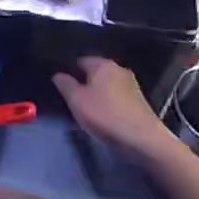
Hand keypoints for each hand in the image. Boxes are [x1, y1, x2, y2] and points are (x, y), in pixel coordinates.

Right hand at [52, 57, 179, 164]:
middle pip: (95, 73)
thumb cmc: (105, 115)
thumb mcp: (76, 100)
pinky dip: (107, 104)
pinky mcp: (137, 101)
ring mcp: (130, 85)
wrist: (141, 137)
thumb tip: (58, 74)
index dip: (68, 70)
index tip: (59, 84)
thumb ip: (65, 85)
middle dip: (83, 83)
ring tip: (84, 110)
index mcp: (103, 64)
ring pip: (106, 86)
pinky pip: (115, 98)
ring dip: (96, 95)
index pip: (80, 60)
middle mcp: (119, 69)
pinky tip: (101, 117)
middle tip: (69, 99)